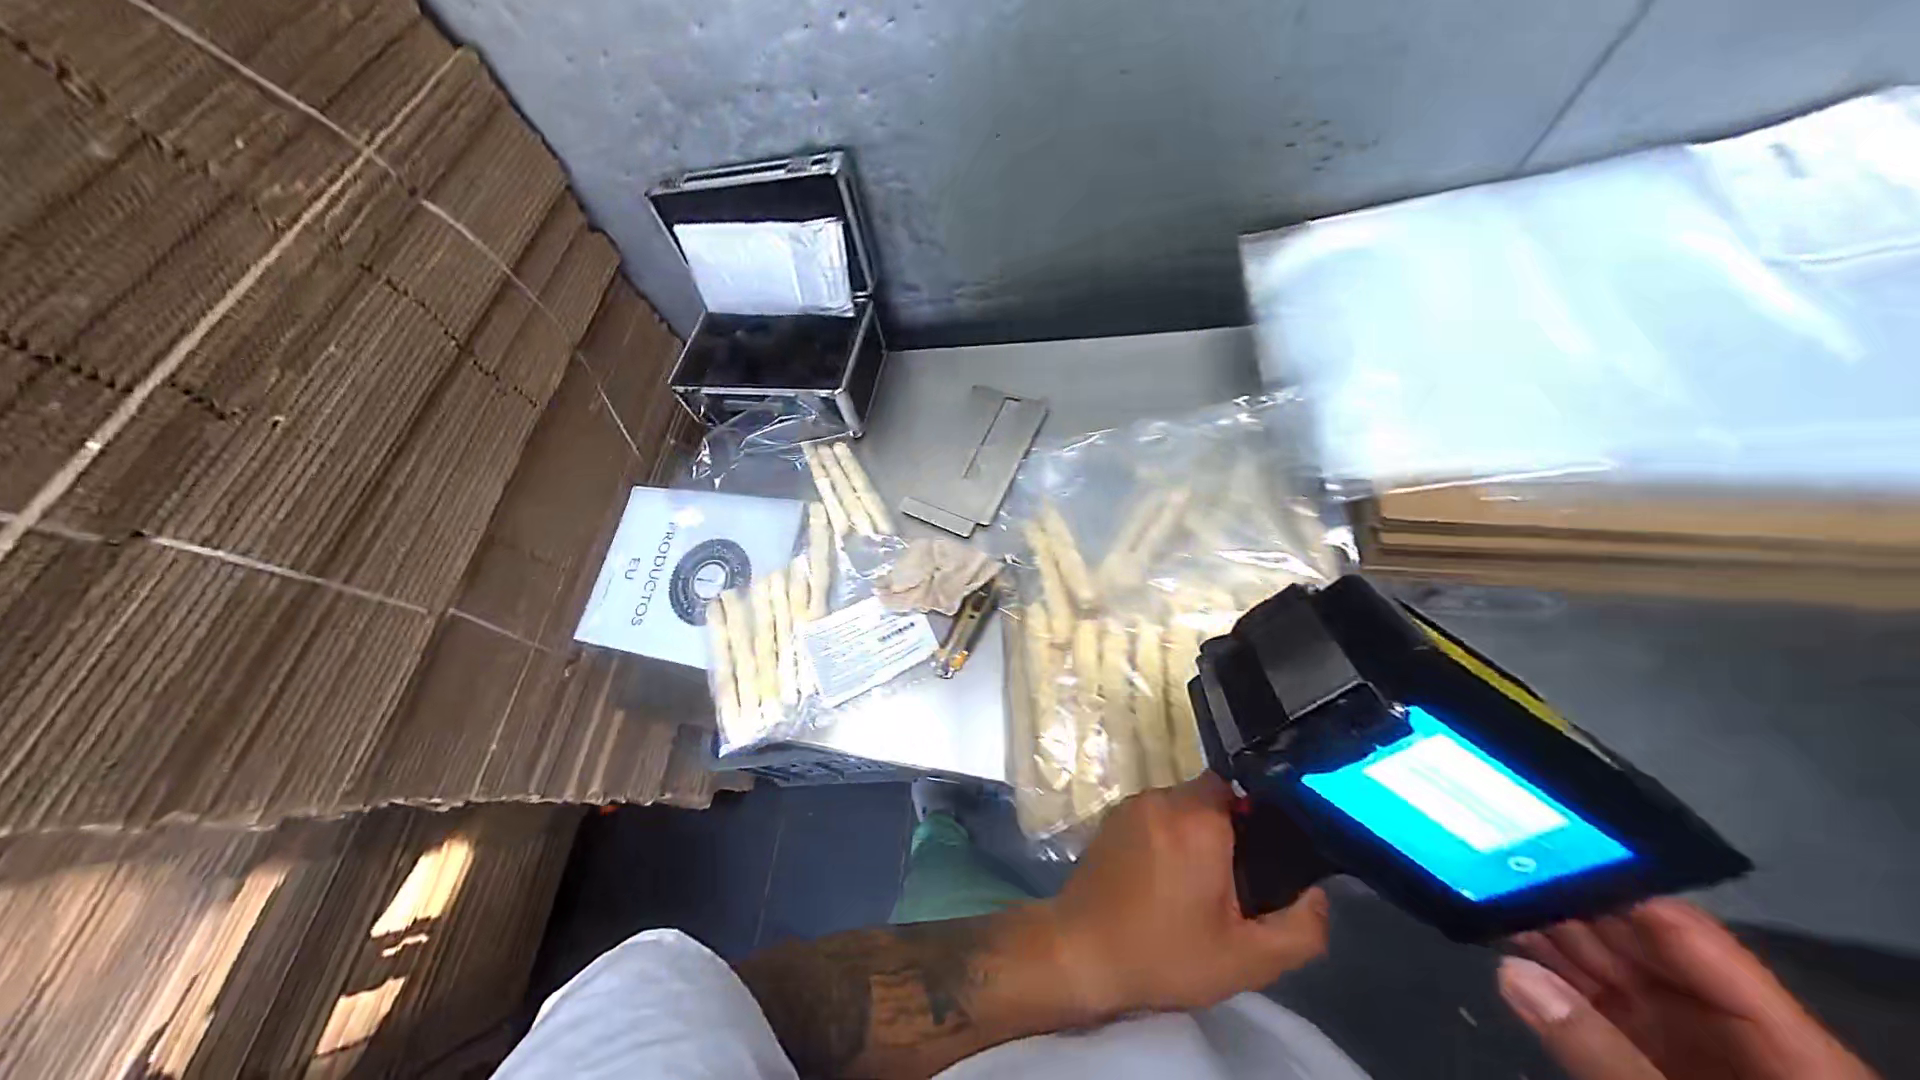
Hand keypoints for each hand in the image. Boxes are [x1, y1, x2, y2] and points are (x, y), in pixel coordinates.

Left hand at [1044, 772, 1328, 1019]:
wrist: (1081, 953)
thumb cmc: (1165, 953)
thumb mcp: (1247, 958)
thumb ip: (1300, 929)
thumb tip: (1319, 896)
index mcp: (1196, 818)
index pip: (1235, 785)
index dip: (1254, 814)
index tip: (1263, 852)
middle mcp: (1161, 798)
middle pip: (1207, 797)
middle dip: (1226, 830)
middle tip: (1235, 878)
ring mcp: (1129, 807)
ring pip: (1178, 808)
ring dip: (1192, 835)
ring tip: (1198, 884)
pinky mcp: (1108, 822)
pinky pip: (1151, 817)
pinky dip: (1164, 838)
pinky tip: (1164, 879)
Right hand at [1499, 898, 1876, 1079]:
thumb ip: (1603, 1054)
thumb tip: (1509, 970)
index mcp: (1778, 1036)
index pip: (1687, 934)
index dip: (1614, 888)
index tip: (1537, 852)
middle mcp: (1730, 1025)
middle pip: (1641, 945)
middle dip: (1566, 906)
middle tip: (1489, 867)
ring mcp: (1690, 1044)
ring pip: (1612, 971)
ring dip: (1549, 936)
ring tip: (1484, 896)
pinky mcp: (1653, 1062)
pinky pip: (1598, 1006)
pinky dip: (1553, 979)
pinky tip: (1507, 951)